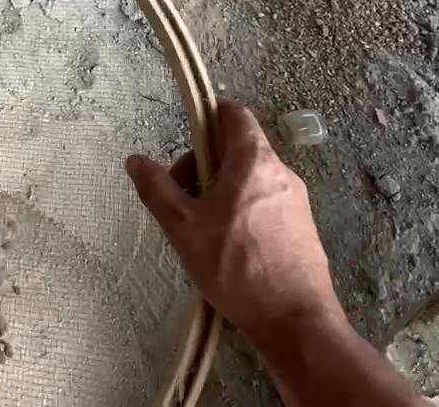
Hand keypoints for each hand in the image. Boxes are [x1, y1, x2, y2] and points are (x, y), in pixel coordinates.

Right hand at [126, 104, 341, 343]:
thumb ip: (156, 188)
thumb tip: (135, 160)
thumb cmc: (237, 266)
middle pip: (237, 149)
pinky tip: (228, 246)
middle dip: (204, 164)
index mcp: (254, 161)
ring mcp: (296, 202)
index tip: (187, 135)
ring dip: (221, 189)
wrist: (297, 324)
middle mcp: (281, 173)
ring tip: (202, 227)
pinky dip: (242, 209)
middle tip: (183, 196)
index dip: (209, 115)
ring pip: (250, 178)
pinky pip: (266, 202)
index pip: (234, 114)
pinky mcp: (303, 229)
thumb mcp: (183, 226)